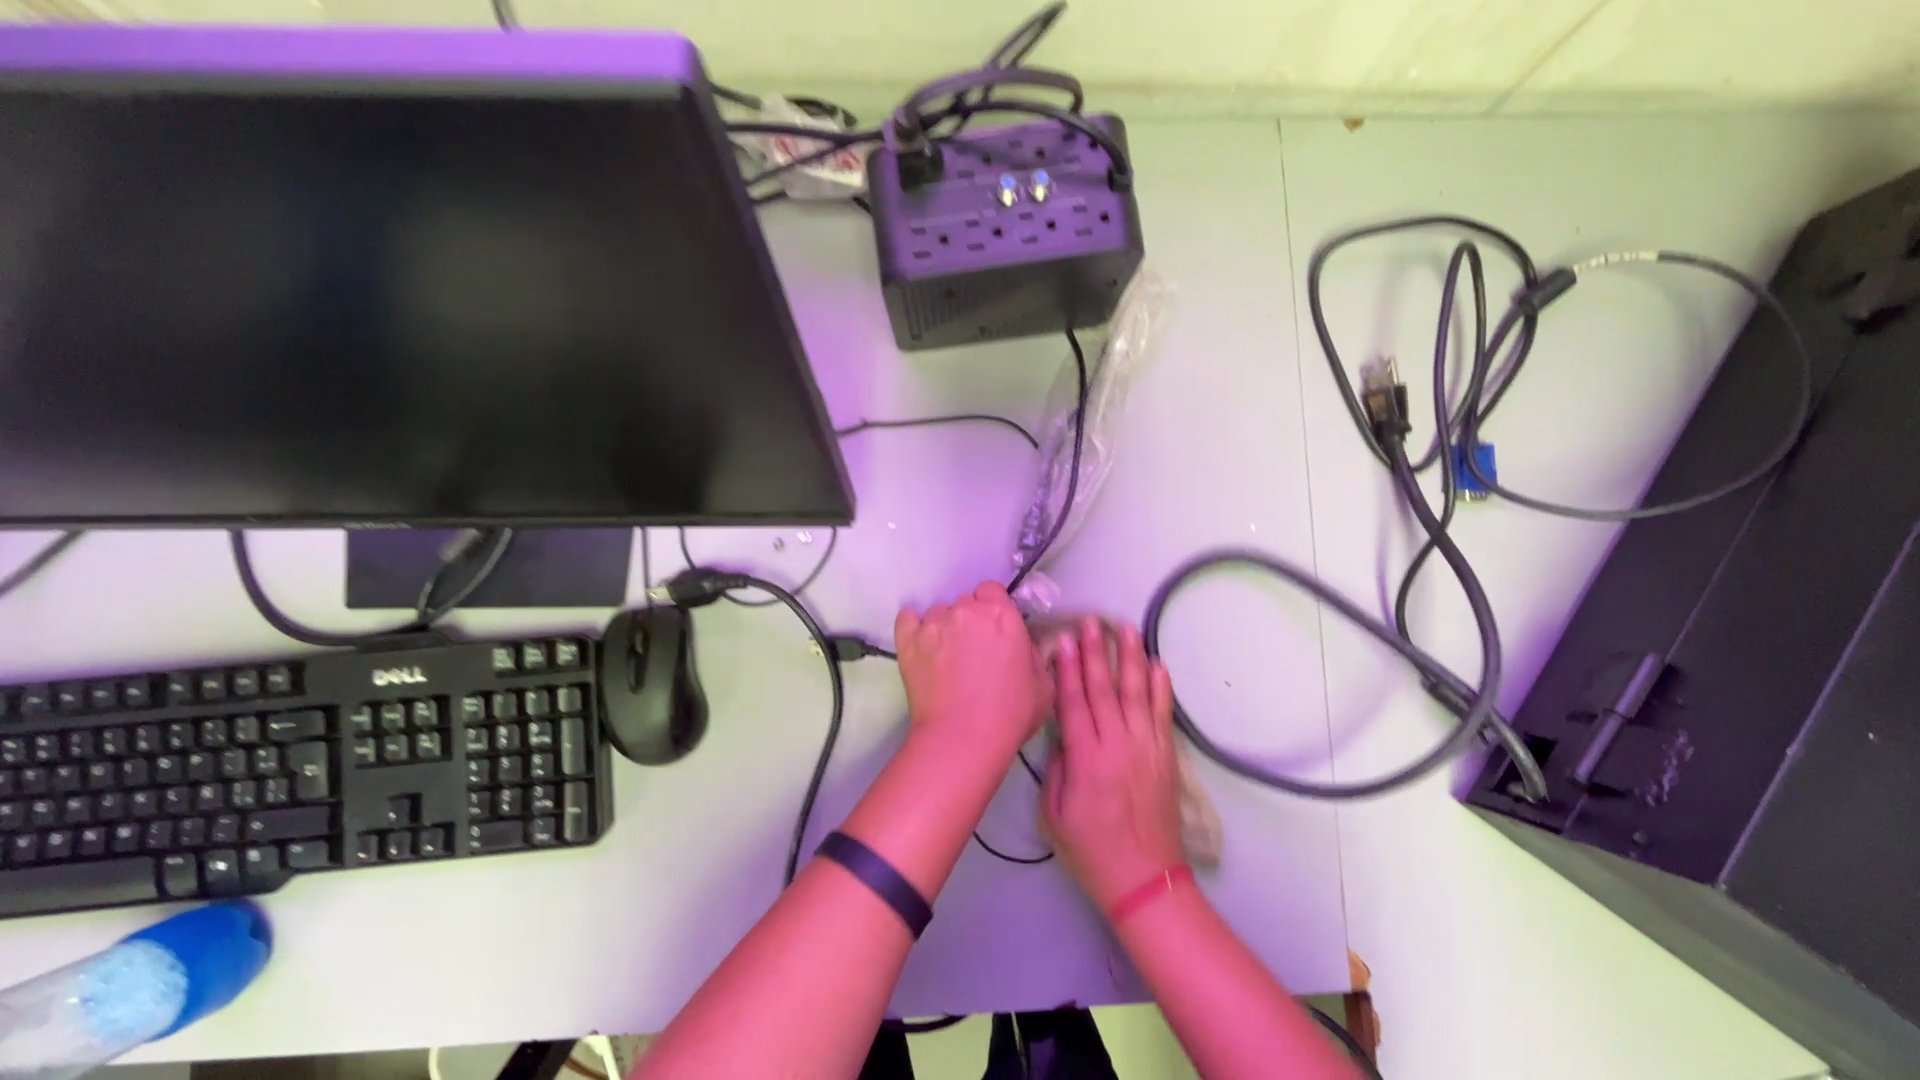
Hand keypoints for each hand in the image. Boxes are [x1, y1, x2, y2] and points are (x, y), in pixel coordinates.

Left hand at [895, 582, 1052, 753]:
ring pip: (938, 612)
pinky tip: (921, 645)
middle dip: (970, 621)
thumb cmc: (1010, 715)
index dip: (993, 608)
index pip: (992, 590)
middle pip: (966, 602)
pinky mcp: (908, 641)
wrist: (962, 739)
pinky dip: (914, 628)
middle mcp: (967, 611)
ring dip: (944, 627)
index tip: (994, 631)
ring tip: (946, 657)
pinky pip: (908, 619)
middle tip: (973, 650)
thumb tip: (1025, 645)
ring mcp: (934, 624)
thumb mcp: (1043, 686)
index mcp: (1003, 616)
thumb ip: (1035, 655)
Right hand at [1042, 617, 1183, 912]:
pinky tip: (1158, 665)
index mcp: (1086, 758)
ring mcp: (1146, 747)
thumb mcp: (1054, 813)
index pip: (1074, 702)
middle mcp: (1118, 744)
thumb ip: (1056, 768)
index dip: (1068, 670)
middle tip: (1091, 622)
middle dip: (1096, 652)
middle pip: (1105, 689)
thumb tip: (1062, 736)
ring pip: (1137, 693)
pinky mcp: (1165, 756)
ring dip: (1131, 658)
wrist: (1144, 879)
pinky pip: (1163, 713)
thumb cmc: (1091, 850)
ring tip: (1125, 629)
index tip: (1064, 641)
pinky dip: (1161, 688)